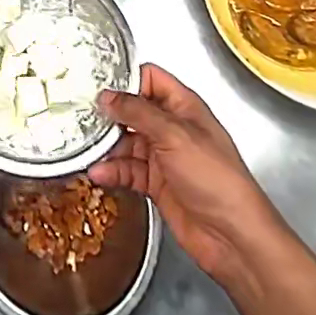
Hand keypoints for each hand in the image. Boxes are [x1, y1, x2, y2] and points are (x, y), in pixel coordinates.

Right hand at [90, 64, 289, 284]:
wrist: (232, 235)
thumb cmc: (216, 178)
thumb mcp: (174, 135)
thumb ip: (138, 112)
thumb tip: (109, 97)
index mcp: (184, 107)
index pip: (151, 79)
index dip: (127, 80)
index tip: (101, 88)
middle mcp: (173, 128)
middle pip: (134, 112)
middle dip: (110, 116)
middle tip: (83, 118)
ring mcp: (165, 157)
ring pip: (128, 143)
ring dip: (108, 147)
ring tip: (87, 150)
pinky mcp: (158, 184)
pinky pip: (129, 171)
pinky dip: (113, 172)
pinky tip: (99, 174)